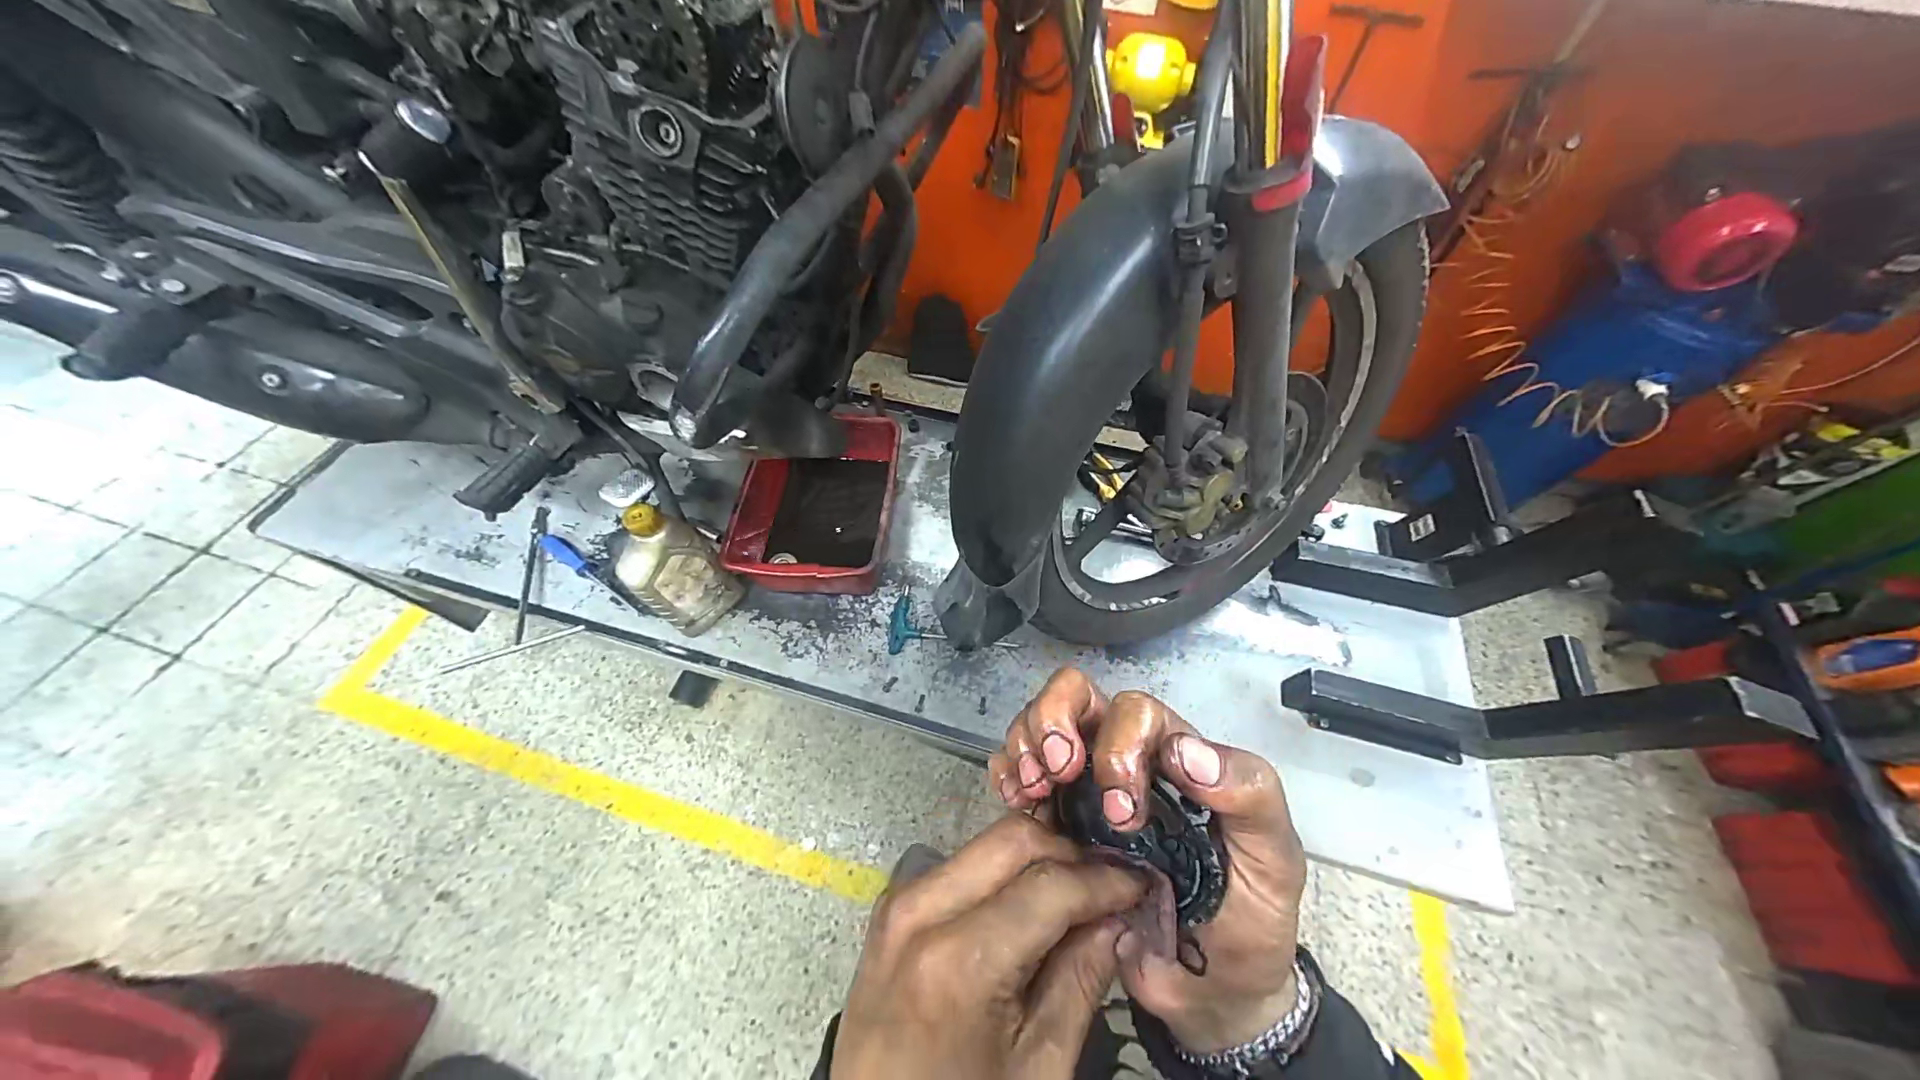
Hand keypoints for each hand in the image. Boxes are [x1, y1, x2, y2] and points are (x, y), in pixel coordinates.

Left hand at [831, 813, 1147, 1079]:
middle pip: (1013, 839)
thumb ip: (1080, 981)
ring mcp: (900, 901)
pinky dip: (1003, 872)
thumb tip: (1118, 918)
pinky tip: (1029, 906)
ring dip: (1038, 858)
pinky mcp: (893, 905)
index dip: (1105, 880)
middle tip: (1108, 885)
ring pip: (986, 843)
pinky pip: (960, 863)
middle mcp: (922, 909)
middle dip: (1070, 853)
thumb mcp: (1037, 1069)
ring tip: (1075, 897)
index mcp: (960, 960)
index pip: (1050, 885)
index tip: (1141, 884)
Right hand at [987, 669, 1308, 1053]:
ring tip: (1029, 789)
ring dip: (1025, 741)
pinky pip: (1019, 770)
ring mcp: (1084, 790)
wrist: (1209, 992)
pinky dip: (1007, 769)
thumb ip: (1251, 796)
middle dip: (1054, 721)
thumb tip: (1186, 752)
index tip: (1120, 811)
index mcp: (1176, 759)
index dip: (1118, 744)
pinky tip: (1014, 798)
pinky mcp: (1054, 822)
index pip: (1136, 711)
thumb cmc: (1248, 919)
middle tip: (1056, 773)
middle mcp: (1125, 761)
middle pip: (1077, 697)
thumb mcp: (1274, 859)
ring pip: (1041, 723)